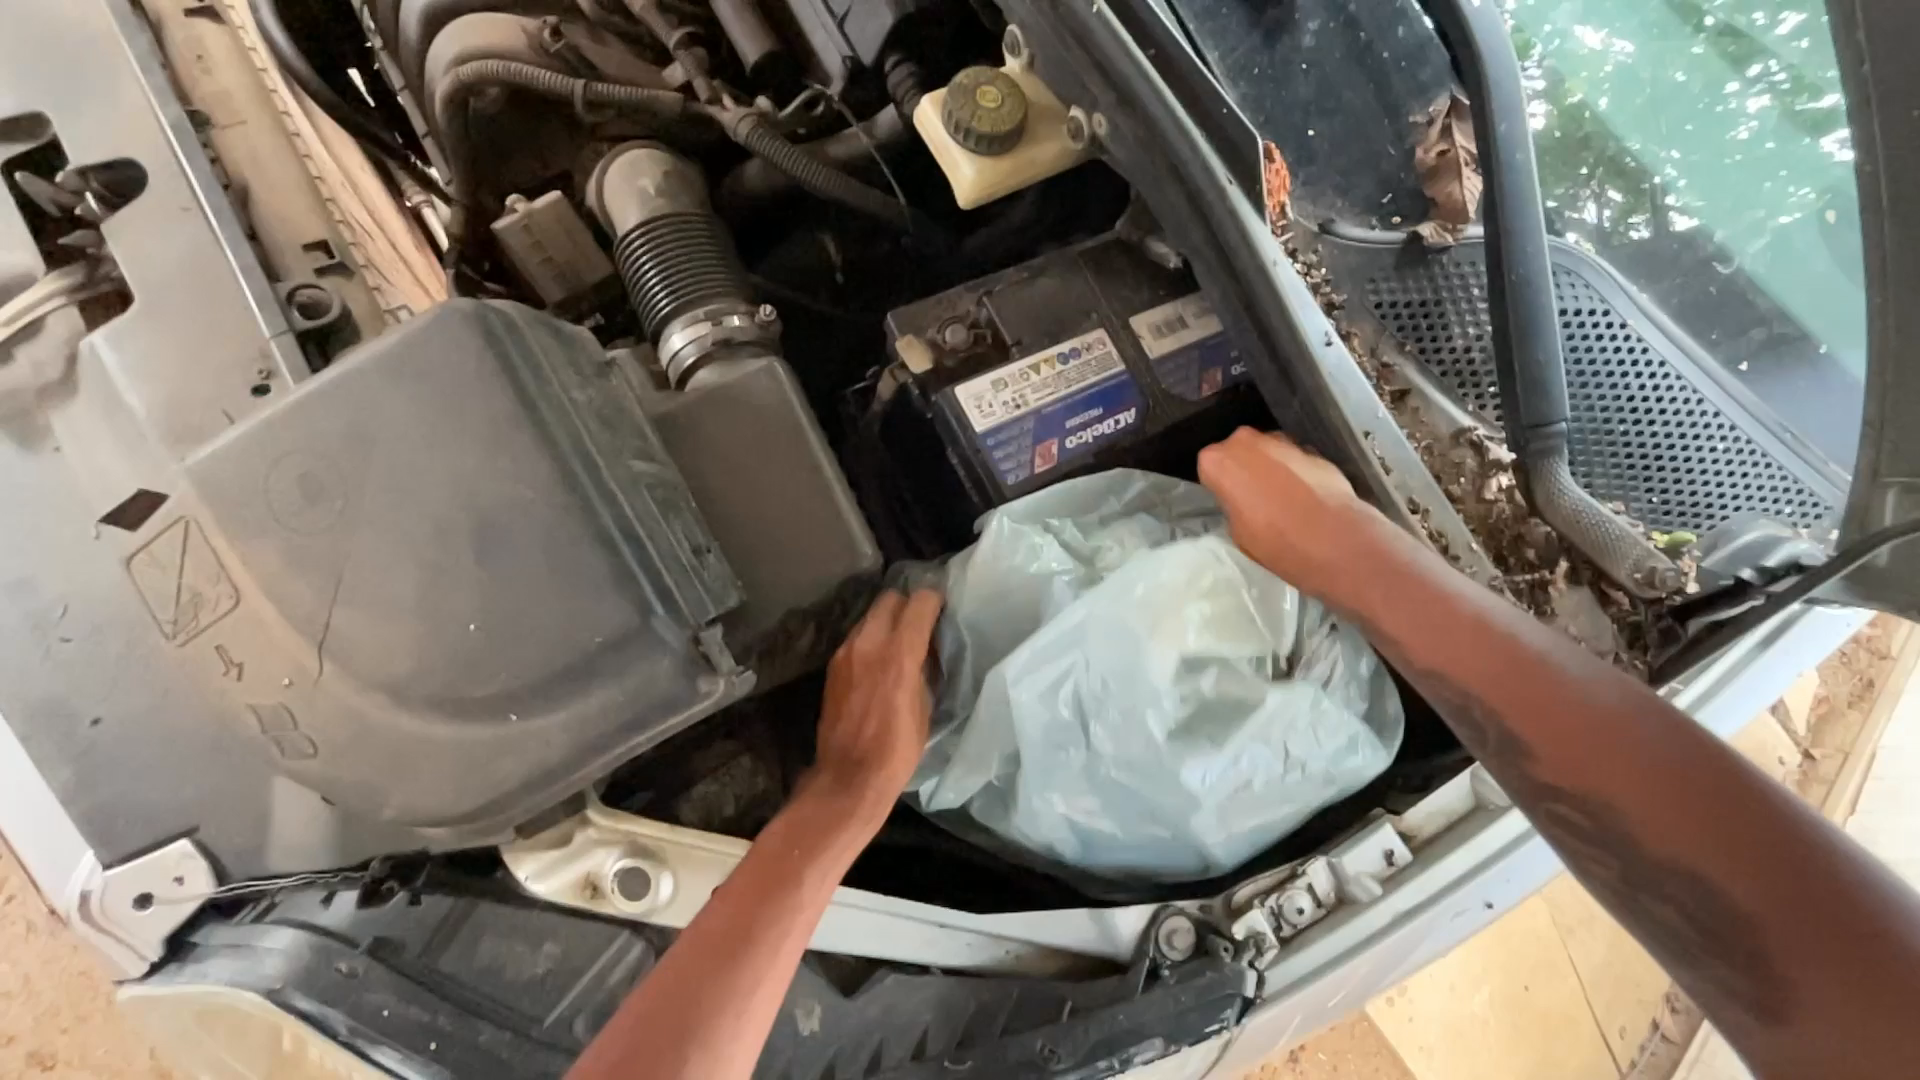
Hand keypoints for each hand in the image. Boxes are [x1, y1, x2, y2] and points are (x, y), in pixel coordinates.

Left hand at [812, 588, 943, 813]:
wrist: (848, 777)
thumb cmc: (897, 749)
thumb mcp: (925, 707)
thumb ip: (924, 669)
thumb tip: (925, 651)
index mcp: (898, 654)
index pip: (919, 603)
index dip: (935, 602)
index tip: (943, 610)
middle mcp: (868, 643)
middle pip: (890, 599)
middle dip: (909, 605)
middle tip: (922, 624)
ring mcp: (845, 652)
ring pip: (870, 617)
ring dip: (888, 622)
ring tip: (902, 643)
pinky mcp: (833, 666)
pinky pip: (857, 637)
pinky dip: (872, 640)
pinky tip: (881, 661)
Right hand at [1197, 427, 1369, 598]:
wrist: (1332, 539)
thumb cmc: (1272, 540)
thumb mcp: (1235, 529)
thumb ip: (1234, 503)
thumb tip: (1244, 499)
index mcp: (1217, 461)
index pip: (1209, 467)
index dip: (1220, 485)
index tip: (1229, 501)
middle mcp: (1246, 441)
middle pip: (1238, 451)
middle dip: (1245, 468)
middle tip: (1253, 498)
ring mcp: (1283, 441)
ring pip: (1268, 451)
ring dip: (1271, 467)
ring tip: (1282, 499)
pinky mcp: (1313, 449)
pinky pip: (1295, 460)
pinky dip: (1296, 473)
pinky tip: (1305, 497)